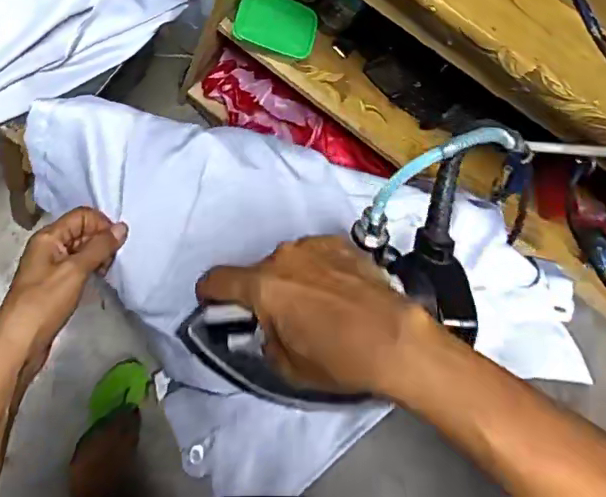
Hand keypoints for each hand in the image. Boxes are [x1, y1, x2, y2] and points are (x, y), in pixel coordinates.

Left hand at [0, 208, 127, 375]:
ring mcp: (49, 267)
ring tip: (103, 272)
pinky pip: (77, 266)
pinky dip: (90, 269)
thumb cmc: (43, 304)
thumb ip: (100, 246)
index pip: (82, 215)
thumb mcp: (75, 271)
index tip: (113, 244)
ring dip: (97, 256)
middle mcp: (47, 247)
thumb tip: (122, 226)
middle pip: (83, 230)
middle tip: (109, 261)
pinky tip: (95, 280)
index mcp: (48, 237)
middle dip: (101, 241)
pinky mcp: (53, 284)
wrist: (16, 349)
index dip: (101, 225)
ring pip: (82, 248)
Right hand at [197, 235, 444, 398]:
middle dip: (261, 292)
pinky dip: (318, 268)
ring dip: (292, 278)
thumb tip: (266, 325)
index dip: (211, 294)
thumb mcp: (285, 364)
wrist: (393, 335)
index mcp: (265, 285)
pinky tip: (335, 291)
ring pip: (290, 261)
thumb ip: (264, 337)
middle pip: (259, 271)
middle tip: (277, 318)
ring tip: (313, 305)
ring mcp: (317, 244)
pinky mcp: (344, 242)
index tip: (214, 305)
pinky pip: (317, 254)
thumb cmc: (337, 357)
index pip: (218, 279)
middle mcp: (287, 255)